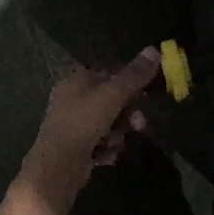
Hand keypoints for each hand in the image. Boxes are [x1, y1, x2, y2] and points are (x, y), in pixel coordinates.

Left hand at [17, 47, 160, 210]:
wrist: (58, 164)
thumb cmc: (83, 122)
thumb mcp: (112, 95)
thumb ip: (134, 75)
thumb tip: (155, 49)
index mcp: (75, 80)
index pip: (108, 73)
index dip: (129, 83)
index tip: (145, 94)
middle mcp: (72, 99)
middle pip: (110, 101)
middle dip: (127, 115)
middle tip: (139, 125)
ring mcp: (73, 124)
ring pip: (108, 124)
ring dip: (117, 134)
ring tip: (114, 144)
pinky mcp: (75, 146)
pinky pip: (100, 142)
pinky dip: (106, 149)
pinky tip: (105, 156)